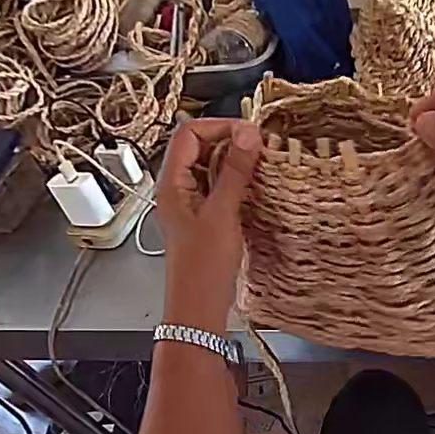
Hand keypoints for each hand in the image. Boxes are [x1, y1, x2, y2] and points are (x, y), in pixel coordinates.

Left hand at [156, 118, 262, 331]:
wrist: (199, 306)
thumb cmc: (203, 266)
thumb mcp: (222, 213)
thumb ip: (235, 172)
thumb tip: (248, 134)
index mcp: (171, 183)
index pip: (189, 134)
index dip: (219, 127)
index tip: (251, 133)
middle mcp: (179, 189)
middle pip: (200, 148)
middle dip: (230, 143)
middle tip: (262, 149)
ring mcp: (192, 204)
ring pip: (212, 169)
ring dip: (236, 164)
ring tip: (262, 167)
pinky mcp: (207, 218)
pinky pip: (221, 189)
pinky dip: (238, 183)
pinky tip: (256, 189)